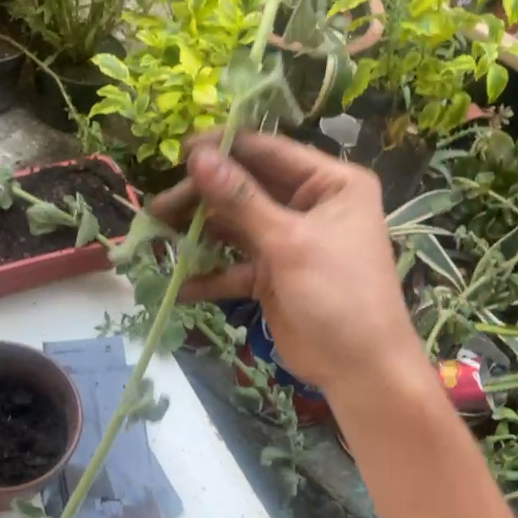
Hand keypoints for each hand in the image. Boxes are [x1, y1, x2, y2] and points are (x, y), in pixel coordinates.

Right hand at [147, 132, 422, 393]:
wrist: (360, 369)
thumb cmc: (338, 293)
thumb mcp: (289, 242)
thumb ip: (240, 198)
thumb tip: (198, 156)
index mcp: (330, 184)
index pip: (269, 153)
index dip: (223, 149)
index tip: (178, 152)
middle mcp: (309, 205)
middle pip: (245, 189)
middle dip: (202, 198)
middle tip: (158, 207)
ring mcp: (289, 241)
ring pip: (234, 227)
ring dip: (198, 232)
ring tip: (156, 233)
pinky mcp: (272, 275)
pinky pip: (234, 266)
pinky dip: (209, 274)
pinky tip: (178, 283)